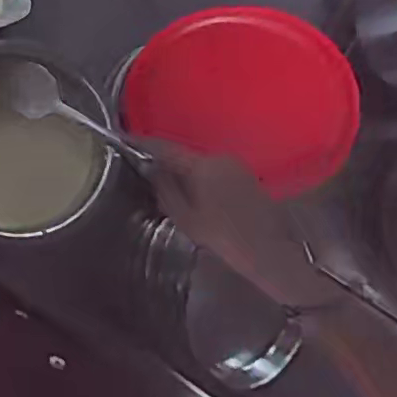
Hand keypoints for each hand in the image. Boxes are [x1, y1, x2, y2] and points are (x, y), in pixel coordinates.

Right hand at [139, 140, 333, 308]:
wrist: (269, 253)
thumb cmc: (222, 236)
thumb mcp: (183, 216)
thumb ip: (164, 188)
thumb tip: (149, 168)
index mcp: (202, 164)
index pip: (166, 147)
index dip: (143, 144)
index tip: (127, 144)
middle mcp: (220, 158)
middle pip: (184, 154)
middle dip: (164, 162)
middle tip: (145, 173)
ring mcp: (236, 166)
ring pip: (199, 164)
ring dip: (183, 172)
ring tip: (168, 188)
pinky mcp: (246, 177)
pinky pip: (214, 172)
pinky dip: (200, 179)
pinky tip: (194, 196)